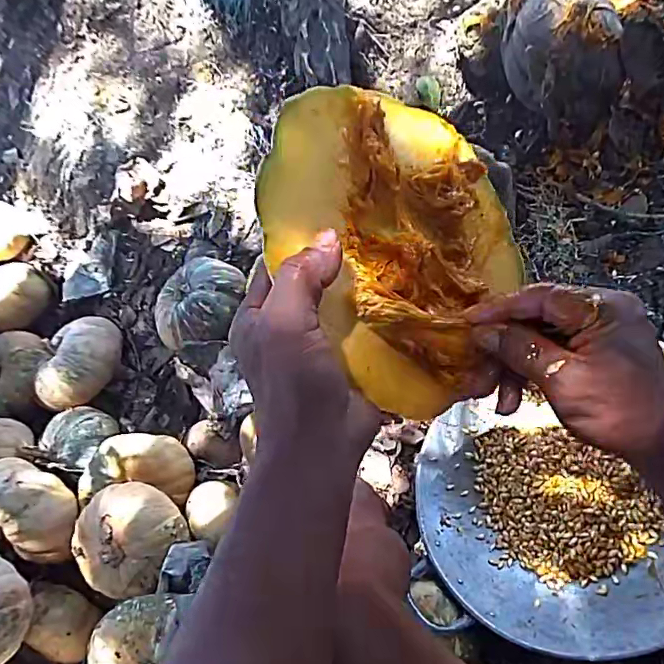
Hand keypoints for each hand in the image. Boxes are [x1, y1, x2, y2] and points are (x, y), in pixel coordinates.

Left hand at [230, 230, 380, 463]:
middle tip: (372, 236)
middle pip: (314, 285)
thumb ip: (298, 277)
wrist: (322, 445)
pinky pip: (367, 332)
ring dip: (364, 290)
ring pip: (343, 307)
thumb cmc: (293, 385)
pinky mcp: (353, 364)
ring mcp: (322, 348)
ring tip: (394, 259)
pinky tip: (403, 298)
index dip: (300, 243)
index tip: (335, 218)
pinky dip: (382, 318)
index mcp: (260, 316)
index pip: (276, 267)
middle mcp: (289, 329)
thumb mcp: (282, 322)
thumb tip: (327, 238)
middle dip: (338, 264)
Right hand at [466, 284, 663, 463]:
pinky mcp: (602, 355)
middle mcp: (605, 312)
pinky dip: (537, 374)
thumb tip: (486, 332)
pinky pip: (560, 355)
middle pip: (540, 320)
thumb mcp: (562, 380)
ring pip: (546, 341)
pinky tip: (517, 398)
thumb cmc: (619, 412)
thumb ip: (521, 350)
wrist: (662, 445)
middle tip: (480, 376)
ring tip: (501, 401)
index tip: (470, 322)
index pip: (541, 297)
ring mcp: (605, 334)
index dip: (501, 310)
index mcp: (602, 308)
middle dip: (506, 350)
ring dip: (518, 369)